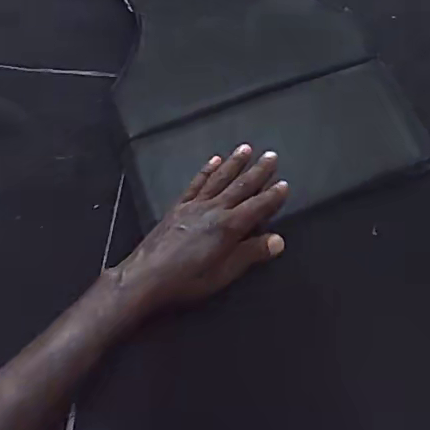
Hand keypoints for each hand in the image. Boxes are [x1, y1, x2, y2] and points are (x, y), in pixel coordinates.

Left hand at [108, 144, 290, 318]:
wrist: (146, 276)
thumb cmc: (186, 281)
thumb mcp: (223, 273)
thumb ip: (250, 254)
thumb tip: (277, 241)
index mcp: (227, 227)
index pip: (257, 207)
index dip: (272, 196)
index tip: (284, 184)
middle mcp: (213, 209)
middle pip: (240, 186)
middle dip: (258, 171)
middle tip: (271, 155)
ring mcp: (194, 205)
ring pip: (219, 178)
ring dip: (234, 163)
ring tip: (246, 148)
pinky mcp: (179, 205)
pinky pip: (196, 183)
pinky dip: (207, 170)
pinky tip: (213, 161)